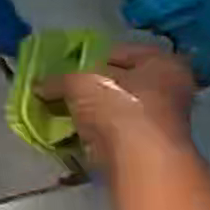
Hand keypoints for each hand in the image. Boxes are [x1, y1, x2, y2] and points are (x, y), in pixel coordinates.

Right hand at [36, 44, 195, 171]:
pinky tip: (66, 128)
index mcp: (163, 63)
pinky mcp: (141, 141)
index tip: (62, 66)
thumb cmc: (118, 107)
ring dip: (83, 108)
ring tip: (54, 108)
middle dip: (84, 85)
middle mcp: (168, 86)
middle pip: (116, 80)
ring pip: (110, 105)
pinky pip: (108, 127)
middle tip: (54, 87)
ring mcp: (157, 116)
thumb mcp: (78, 82)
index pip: (120, 52)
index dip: (88, 56)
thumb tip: (40, 85)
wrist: (136, 157)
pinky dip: (88, 127)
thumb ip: (57, 79)